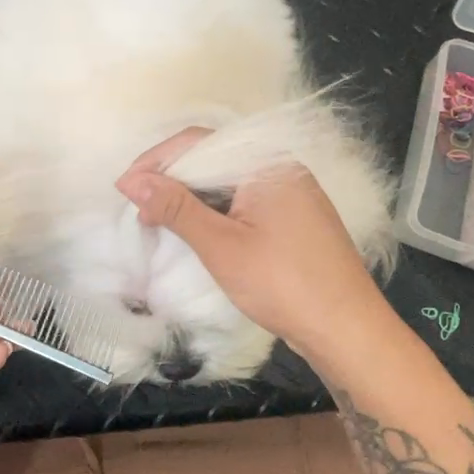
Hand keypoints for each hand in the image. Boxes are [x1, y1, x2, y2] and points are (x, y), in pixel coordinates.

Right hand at [114, 128, 393, 363]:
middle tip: (138, 207)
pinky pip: (242, 198)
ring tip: (157, 220)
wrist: (349, 332)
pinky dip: (213, 209)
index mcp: (266, 162)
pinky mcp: (292, 216)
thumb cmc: (283, 285)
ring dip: (189, 196)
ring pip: (226, 180)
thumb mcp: (220, 246)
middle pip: (212, 157)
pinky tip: (193, 229)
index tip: (124, 188)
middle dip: (170, 179)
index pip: (198, 142)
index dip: (155, 161)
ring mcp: (289, 192)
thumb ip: (175, 207)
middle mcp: (280, 167)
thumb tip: (132, 180)